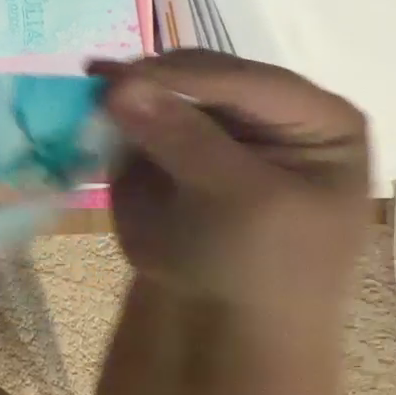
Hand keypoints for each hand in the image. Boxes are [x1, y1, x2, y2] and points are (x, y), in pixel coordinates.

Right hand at [92, 51, 370, 308]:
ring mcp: (207, 124)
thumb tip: (117, 86)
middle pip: (198, 76)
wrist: (218, 318)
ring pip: (156, 89)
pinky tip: (80, 111)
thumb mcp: (239, 201)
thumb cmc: (259, 266)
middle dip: (147, 79)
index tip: (117, 80)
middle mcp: (262, 111)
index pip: (246, 81)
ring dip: (118, 91)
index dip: (183, 77)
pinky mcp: (159, 143)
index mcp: (316, 120)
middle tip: (92, 81)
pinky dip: (101, 112)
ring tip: (80, 91)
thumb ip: (183, 138)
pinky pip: (127, 115)